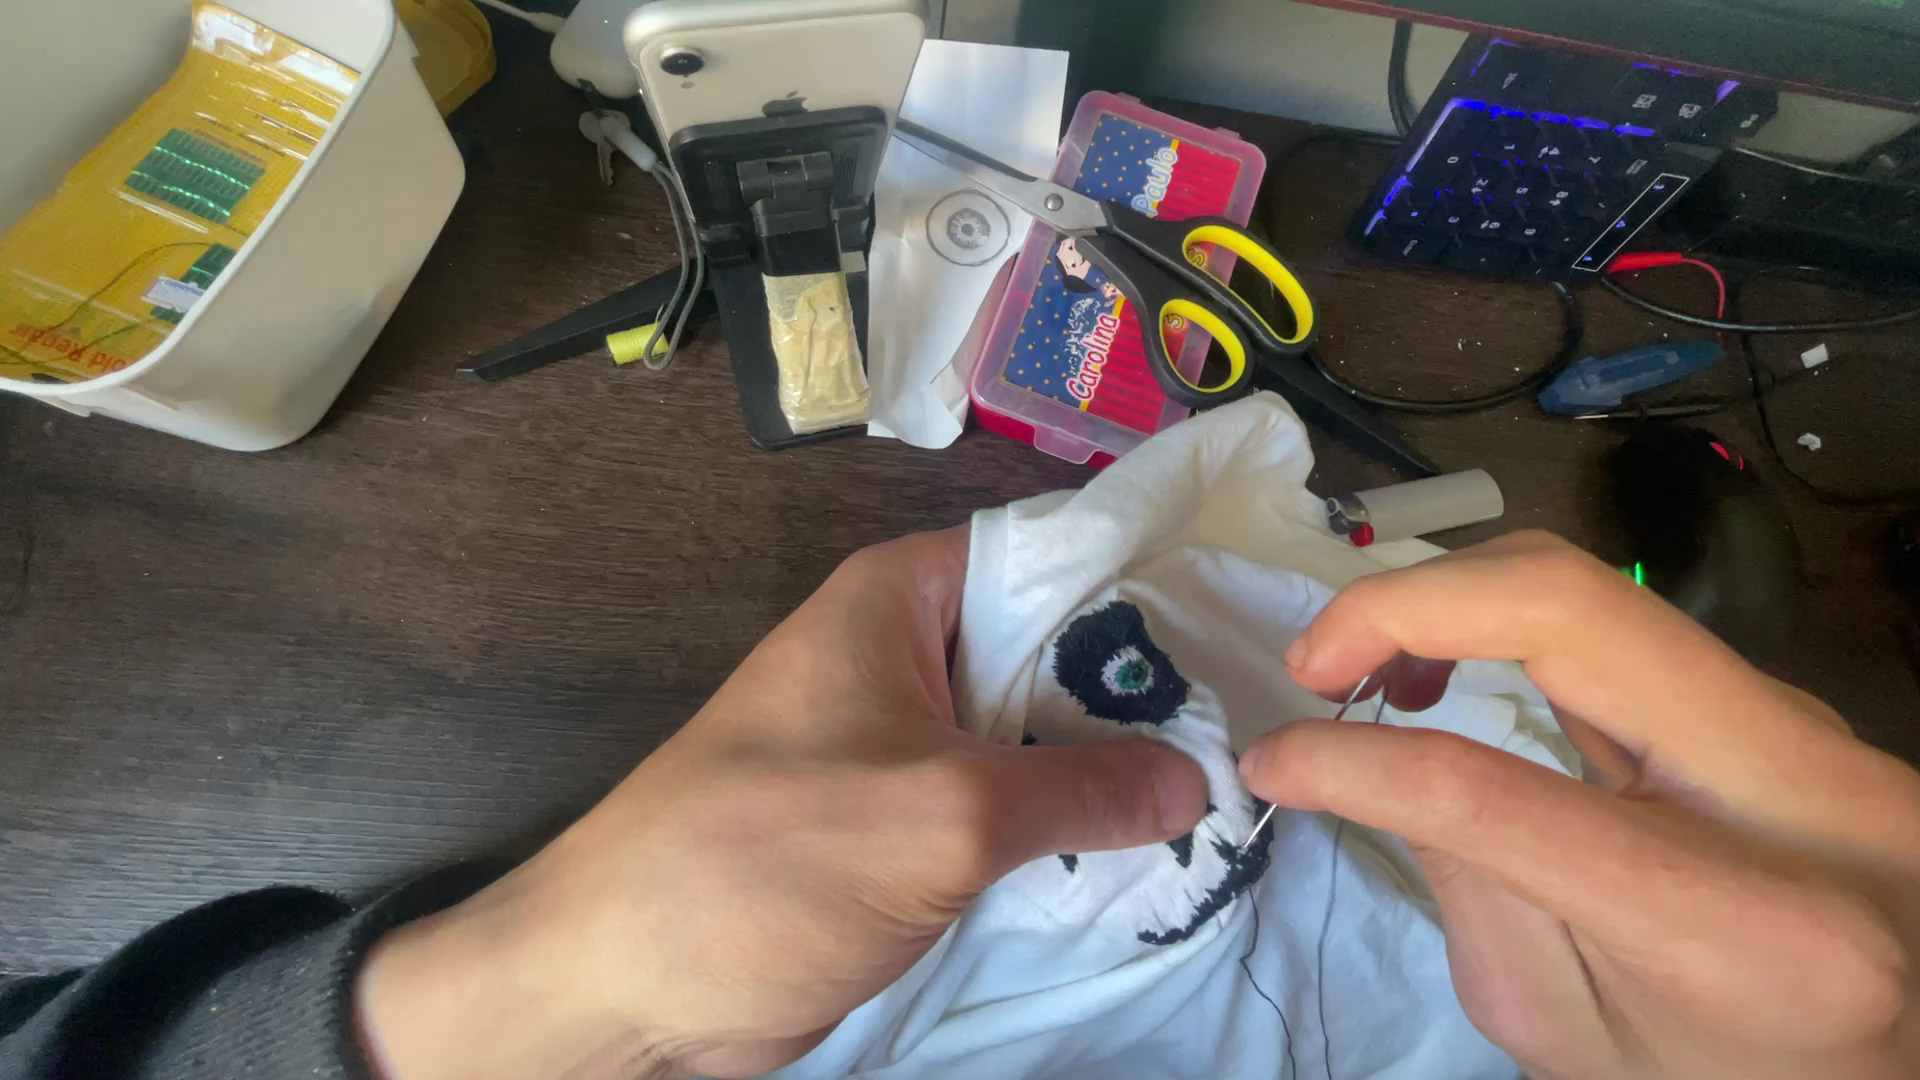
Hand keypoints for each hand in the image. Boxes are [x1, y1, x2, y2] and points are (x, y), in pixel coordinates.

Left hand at [356, 528, 1208, 1079]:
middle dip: (1129, 685)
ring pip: (1027, 722)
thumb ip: (1079, 789)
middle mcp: (902, 645)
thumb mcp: (944, 814)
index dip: (1132, 584)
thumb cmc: (769, 858)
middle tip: (1241, 716)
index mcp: (900, 595)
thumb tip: (1194, 778)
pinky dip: (1058, 809)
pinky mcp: (898, 801)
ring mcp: (901, 727)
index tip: (1225, 623)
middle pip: (1042, 643)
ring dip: (1099, 756)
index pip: (1041, 556)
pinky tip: (1138, 836)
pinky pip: (1001, 786)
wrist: (621, 983)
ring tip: (1217, 777)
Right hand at [1239, 531, 1919, 1078]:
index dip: (1346, 762)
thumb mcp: (1557, 1025)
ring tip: (1360, 669)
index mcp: (1747, 927)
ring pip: (1569, 578)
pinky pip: (1585, 606)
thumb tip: (1363, 760)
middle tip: (1311, 668)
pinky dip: (1472, 611)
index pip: (1488, 790)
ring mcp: (1786, 717)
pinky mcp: (1748, 692)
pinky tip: (1432, 666)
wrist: (1895, 1067)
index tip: (1268, 761)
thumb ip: (1460, 883)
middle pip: (1557, 598)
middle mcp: (1798, 786)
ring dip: (1428, 601)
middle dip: (1394, 608)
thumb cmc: (1712, 1077)